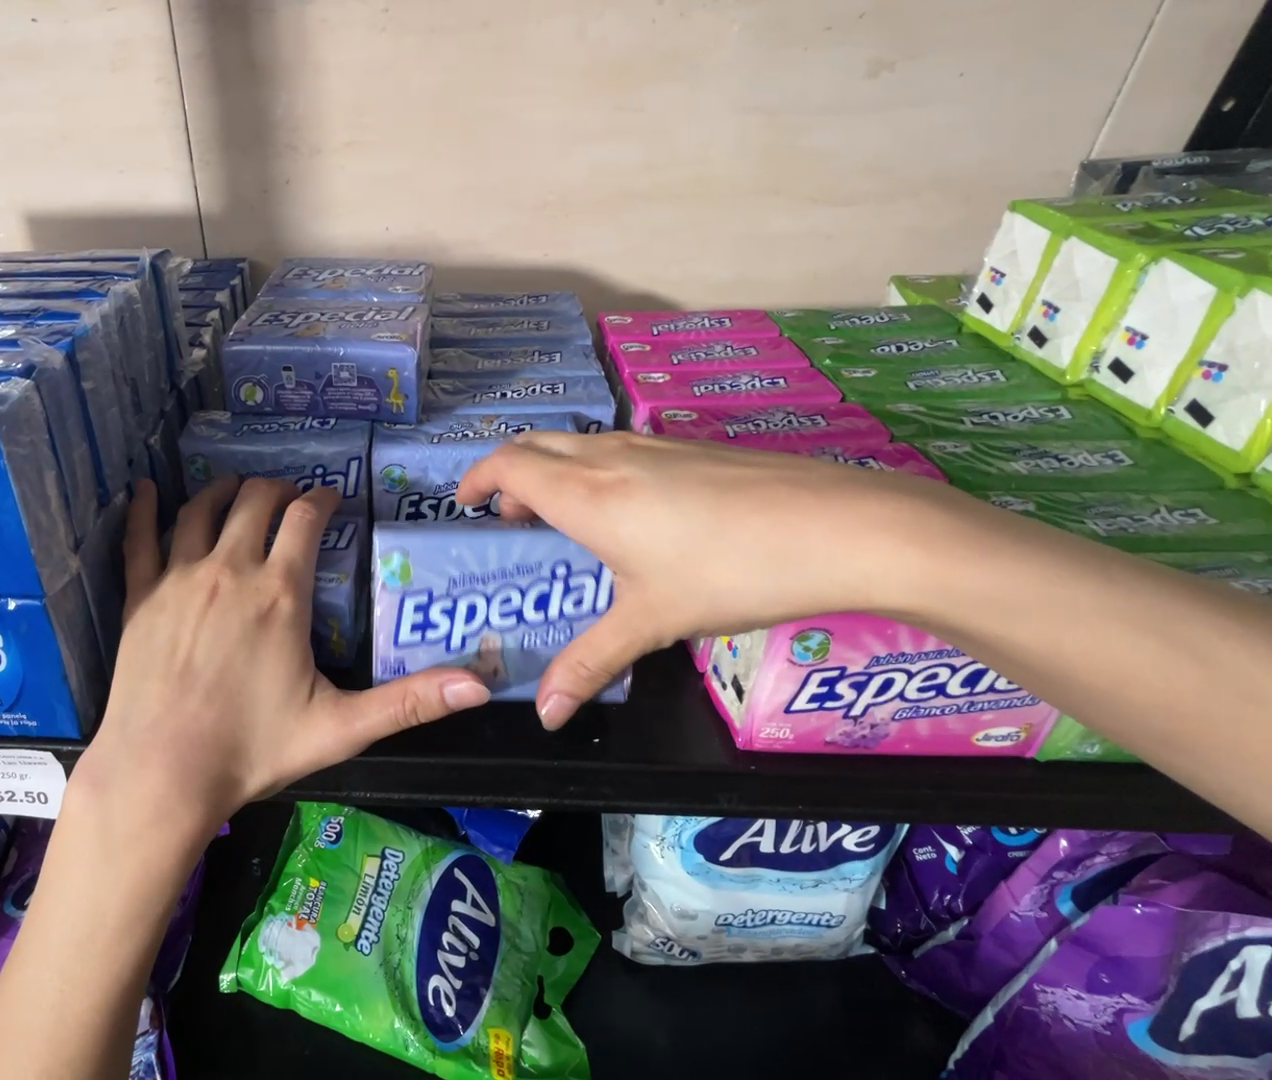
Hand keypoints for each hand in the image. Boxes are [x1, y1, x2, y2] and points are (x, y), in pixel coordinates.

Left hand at [72, 477, 491, 834]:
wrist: (163, 773)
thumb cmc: (251, 751)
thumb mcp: (340, 729)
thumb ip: (409, 703)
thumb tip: (479, 687)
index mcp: (280, 594)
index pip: (306, 519)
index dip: (322, 499)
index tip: (331, 498)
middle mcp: (230, 571)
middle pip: (255, 502)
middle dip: (278, 489)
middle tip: (289, 495)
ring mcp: (179, 579)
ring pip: (201, 509)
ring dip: (224, 490)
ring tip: (237, 486)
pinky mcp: (140, 596)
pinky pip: (139, 538)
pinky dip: (144, 509)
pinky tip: (144, 490)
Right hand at [455, 431, 948, 727]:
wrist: (842, 528)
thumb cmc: (728, 572)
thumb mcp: (650, 622)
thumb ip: (588, 664)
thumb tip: (544, 715)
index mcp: (584, 493)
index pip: (507, 464)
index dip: (477, 478)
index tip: (465, 506)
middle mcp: (610, 458)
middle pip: (536, 444)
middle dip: (509, 473)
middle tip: (511, 519)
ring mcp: (654, 448)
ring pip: (580, 446)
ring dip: (554, 472)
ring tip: (563, 522)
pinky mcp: (691, 450)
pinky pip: (619, 452)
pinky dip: (595, 473)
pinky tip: (631, 518)